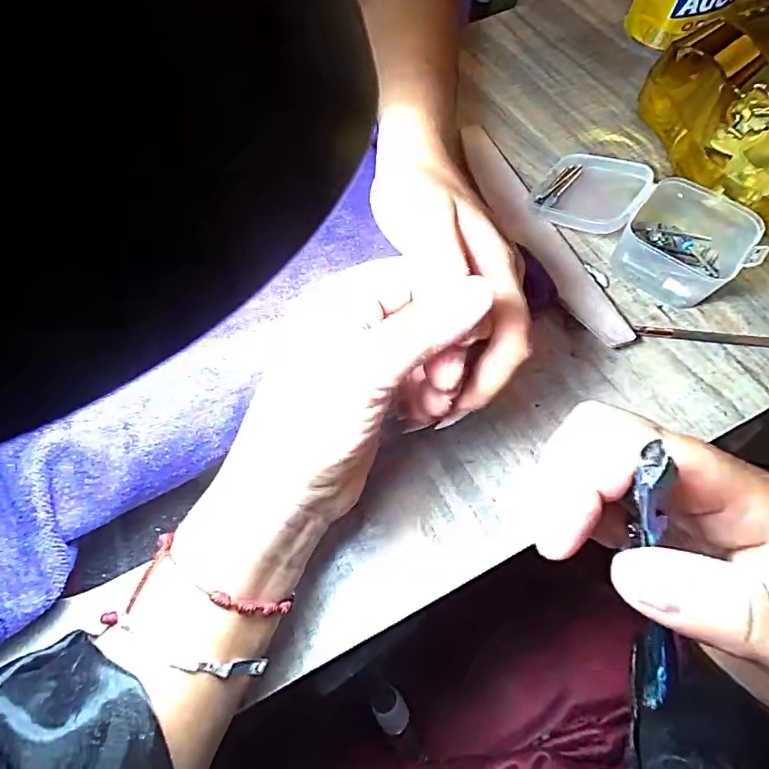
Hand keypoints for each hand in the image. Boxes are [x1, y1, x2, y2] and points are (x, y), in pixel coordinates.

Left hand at [174, 260, 494, 602]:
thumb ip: (426, 327)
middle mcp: (355, 314)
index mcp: (342, 296)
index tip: (468, 346)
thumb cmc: (313, 427)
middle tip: (445, 386)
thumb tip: (482, 286)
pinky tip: (423, 415)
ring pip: (433, 342)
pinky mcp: (377, 381)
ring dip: (446, 374)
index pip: (421, 274)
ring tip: (433, 407)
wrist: (286, 494)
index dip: (454, 308)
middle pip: (433, 308)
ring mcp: (366, 348)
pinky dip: (433, 390)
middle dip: (450, 348)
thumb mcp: (370, 371)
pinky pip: (423, 369)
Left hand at [369, 126, 529, 427]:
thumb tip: (472, 331)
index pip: (505, 336)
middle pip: (501, 345)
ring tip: (423, 402)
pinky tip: (420, 367)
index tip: (448, 405)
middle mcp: (496, 278)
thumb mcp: (424, 229)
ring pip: (483, 341)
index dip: (483, 376)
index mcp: (493, 270)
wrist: (413, 151)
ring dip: (460, 374)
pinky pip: (464, 327)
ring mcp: (482, 278)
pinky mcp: (462, 279)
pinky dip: (447, 354)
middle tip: (433, 414)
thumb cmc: (414, 187)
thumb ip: (445, 278)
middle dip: (473, 385)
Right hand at [533, 401, 768, 758]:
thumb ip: (739, 608)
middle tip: (552, 540)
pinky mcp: (653, 542)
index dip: (589, 472)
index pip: (641, 443)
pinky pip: (593, 507)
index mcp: (736, 490)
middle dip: (562, 477)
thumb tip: (631, 572)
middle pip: (601, 439)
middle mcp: (693, 488)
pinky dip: (566, 517)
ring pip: (588, 465)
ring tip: (554, 544)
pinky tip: (566, 545)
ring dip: (557, 495)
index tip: (563, 535)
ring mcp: (671, 511)